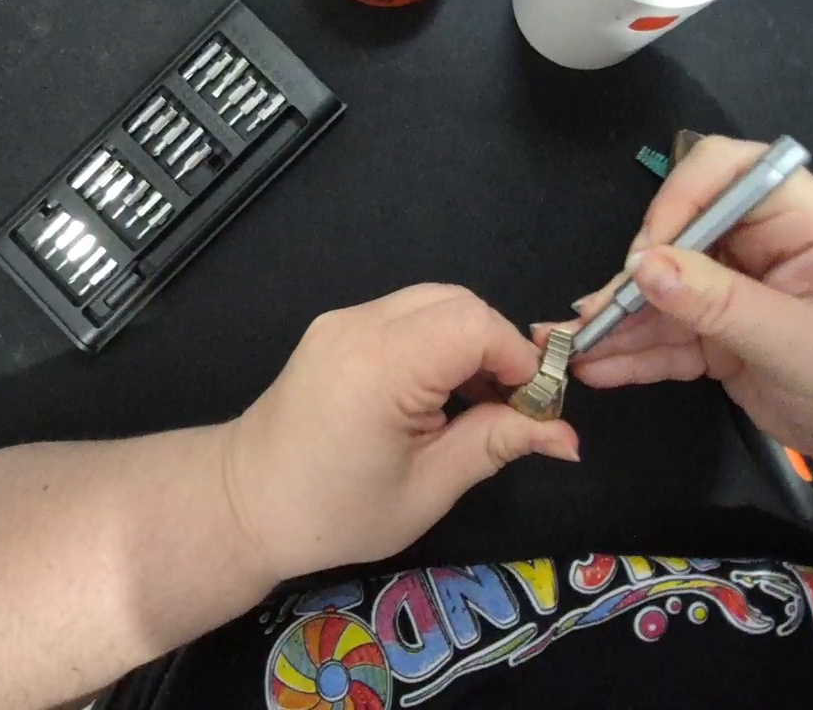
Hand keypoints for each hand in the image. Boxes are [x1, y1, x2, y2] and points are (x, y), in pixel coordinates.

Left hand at [225, 284, 580, 581]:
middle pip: (457, 301)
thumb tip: (566, 434)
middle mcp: (359, 325)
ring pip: (434, 301)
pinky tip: (438, 389)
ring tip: (475, 402)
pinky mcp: (337, 325)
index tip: (531, 405)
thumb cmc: (336, 512)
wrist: (246, 500)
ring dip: (469, 341)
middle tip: (508, 406)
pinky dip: (437, 340)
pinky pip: (405, 312)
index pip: (473, 323)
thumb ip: (495, 445)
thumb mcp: (427, 490)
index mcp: (380, 367)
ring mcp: (343, 319)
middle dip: (497, 346)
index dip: (516, 356)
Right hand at [563, 136, 812, 475]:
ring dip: (620, 320)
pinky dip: (636, 353)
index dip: (679, 199)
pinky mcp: (725, 338)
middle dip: (634, 277)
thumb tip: (640, 264)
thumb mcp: (806, 345)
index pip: (725, 172)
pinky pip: (671, 336)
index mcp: (801, 220)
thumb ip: (720, 304)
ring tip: (569, 349)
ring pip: (665, 292)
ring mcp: (739, 294)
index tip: (651, 255)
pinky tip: (598, 370)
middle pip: (678, 236)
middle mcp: (761, 247)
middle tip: (596, 318)